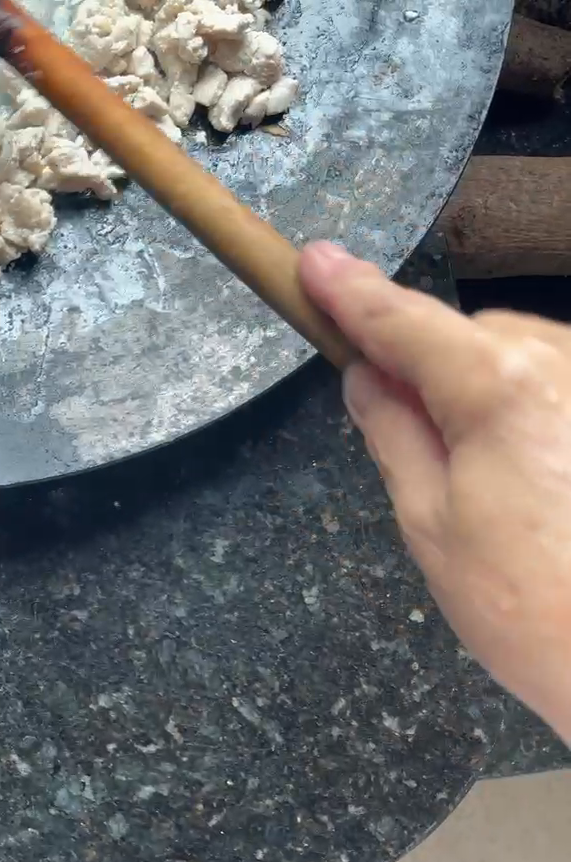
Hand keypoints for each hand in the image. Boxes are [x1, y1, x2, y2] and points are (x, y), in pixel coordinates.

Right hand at [301, 242, 570, 739]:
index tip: (314, 260)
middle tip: (394, 417)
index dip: (354, 293)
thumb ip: (396, 433)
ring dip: (488, 386)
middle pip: (481, 335)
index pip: (409, 325)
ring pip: (534, 357)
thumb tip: (366, 377)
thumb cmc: (528, 602)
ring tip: (485, 470)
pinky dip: (536, 406)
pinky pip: (567, 387)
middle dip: (431, 359)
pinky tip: (540, 472)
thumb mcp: (430, 520)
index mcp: (504, 392)